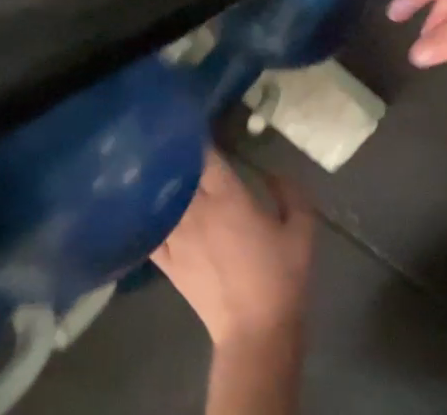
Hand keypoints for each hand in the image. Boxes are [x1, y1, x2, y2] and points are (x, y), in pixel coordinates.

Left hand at [152, 151, 313, 351]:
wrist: (256, 326)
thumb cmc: (283, 273)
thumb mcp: (302, 225)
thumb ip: (289, 192)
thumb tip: (273, 172)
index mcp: (230, 200)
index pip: (206, 159)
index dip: (199, 138)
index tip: (196, 121)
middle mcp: (198, 215)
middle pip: (177, 176)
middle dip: (175, 155)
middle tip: (173, 136)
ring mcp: (178, 241)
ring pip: (160, 201)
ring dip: (158, 181)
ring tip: (155, 164)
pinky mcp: (168, 264)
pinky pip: (150, 233)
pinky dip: (145, 215)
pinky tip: (144, 204)